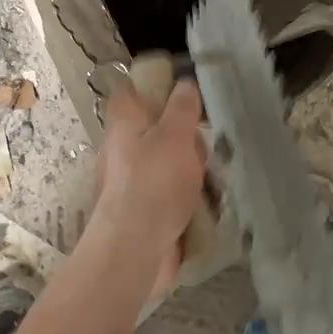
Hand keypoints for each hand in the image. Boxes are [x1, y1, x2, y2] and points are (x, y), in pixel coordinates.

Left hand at [94, 69, 206, 297]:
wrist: (136, 249)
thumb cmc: (154, 183)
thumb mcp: (175, 134)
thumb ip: (182, 107)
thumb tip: (184, 84)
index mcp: (123, 121)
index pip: (131, 89)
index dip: (155, 85)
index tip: (183, 91)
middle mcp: (122, 146)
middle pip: (157, 126)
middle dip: (185, 134)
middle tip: (204, 142)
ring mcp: (131, 179)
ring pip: (167, 160)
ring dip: (191, 167)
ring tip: (210, 176)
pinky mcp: (143, 207)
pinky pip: (170, 190)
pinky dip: (187, 194)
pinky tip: (206, 200)